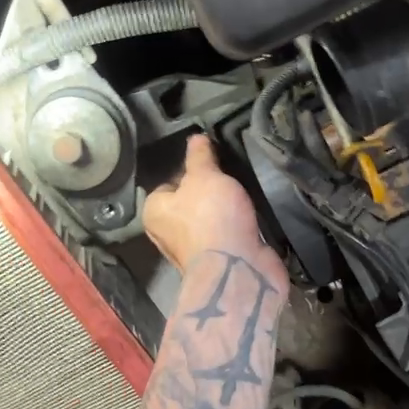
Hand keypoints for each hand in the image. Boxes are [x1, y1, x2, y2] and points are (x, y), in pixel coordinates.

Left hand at [144, 135, 285, 285]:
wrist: (239, 270)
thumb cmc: (212, 219)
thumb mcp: (204, 176)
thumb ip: (199, 156)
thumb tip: (195, 138)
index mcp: (155, 212)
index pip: (168, 182)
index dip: (189, 170)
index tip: (211, 162)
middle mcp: (169, 232)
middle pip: (192, 200)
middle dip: (213, 189)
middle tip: (231, 176)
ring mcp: (196, 248)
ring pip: (212, 217)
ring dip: (229, 207)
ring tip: (244, 192)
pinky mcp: (221, 259)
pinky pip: (229, 233)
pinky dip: (241, 225)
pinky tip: (253, 214)